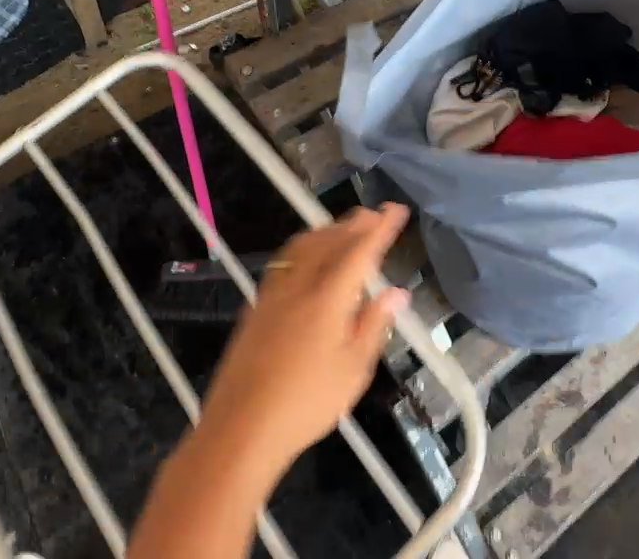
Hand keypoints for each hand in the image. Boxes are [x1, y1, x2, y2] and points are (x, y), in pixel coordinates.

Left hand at [192, 203, 411, 480]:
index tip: (395, 210)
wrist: (242, 428)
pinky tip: (306, 259)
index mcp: (327, 298)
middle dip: (353, 224)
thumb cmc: (307, 403)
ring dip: (326, 231)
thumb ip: (374, 325)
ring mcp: (272, 295)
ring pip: (302, 248)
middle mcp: (299, 286)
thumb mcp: (354, 370)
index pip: (359, 251)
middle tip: (373, 214)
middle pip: (328, 242)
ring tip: (343, 227)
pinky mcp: (255, 308)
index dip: (379, 228)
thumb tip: (396, 292)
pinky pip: (284, 262)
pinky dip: (304, 248)